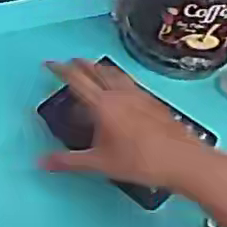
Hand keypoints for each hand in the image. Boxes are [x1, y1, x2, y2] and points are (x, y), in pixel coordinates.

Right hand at [37, 59, 213, 187]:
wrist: (183, 161)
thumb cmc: (142, 161)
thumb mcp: (99, 164)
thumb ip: (68, 161)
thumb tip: (43, 162)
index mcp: (103, 104)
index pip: (76, 79)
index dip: (61, 69)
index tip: (51, 63)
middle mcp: (121, 94)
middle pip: (96, 70)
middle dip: (80, 65)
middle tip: (70, 63)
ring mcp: (139, 96)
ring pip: (115, 74)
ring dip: (100, 69)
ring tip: (94, 69)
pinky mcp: (154, 102)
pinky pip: (130, 83)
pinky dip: (118, 79)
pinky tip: (121, 90)